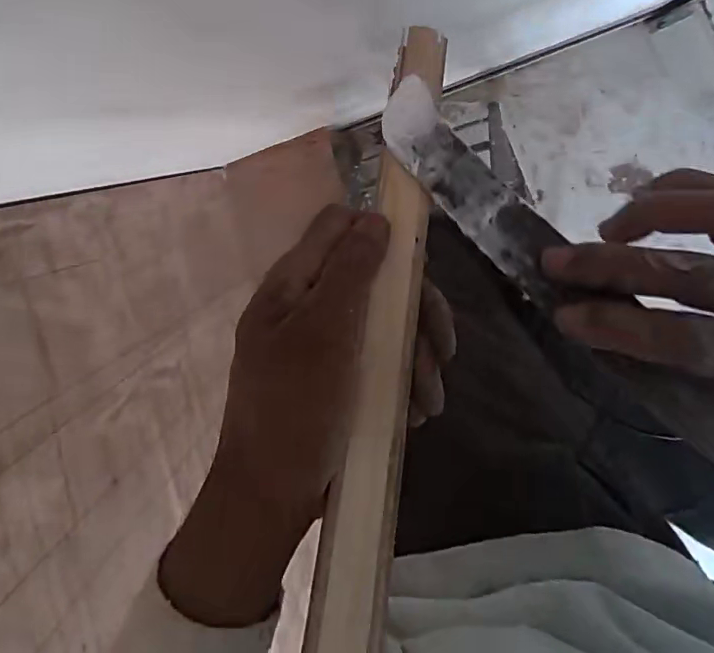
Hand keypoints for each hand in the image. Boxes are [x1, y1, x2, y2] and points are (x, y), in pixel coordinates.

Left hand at [160, 204, 454, 625]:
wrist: (271, 496)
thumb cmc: (295, 406)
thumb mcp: (325, 331)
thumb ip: (350, 270)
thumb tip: (377, 217)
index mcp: (293, 281)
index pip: (338, 225)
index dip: (379, 233)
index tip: (417, 267)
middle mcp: (308, 302)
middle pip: (374, 276)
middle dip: (414, 311)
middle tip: (442, 351)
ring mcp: (324, 341)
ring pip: (385, 321)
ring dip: (418, 355)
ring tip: (429, 400)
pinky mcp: (339, 376)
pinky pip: (380, 359)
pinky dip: (404, 381)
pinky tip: (416, 413)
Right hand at [541, 170, 713, 477]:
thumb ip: (659, 373)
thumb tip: (584, 323)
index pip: (699, 340)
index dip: (626, 327)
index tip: (566, 317)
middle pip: (701, 273)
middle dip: (617, 266)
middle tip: (557, 263)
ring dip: (651, 215)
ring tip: (602, 230)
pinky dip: (681, 189)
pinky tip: (638, 197)